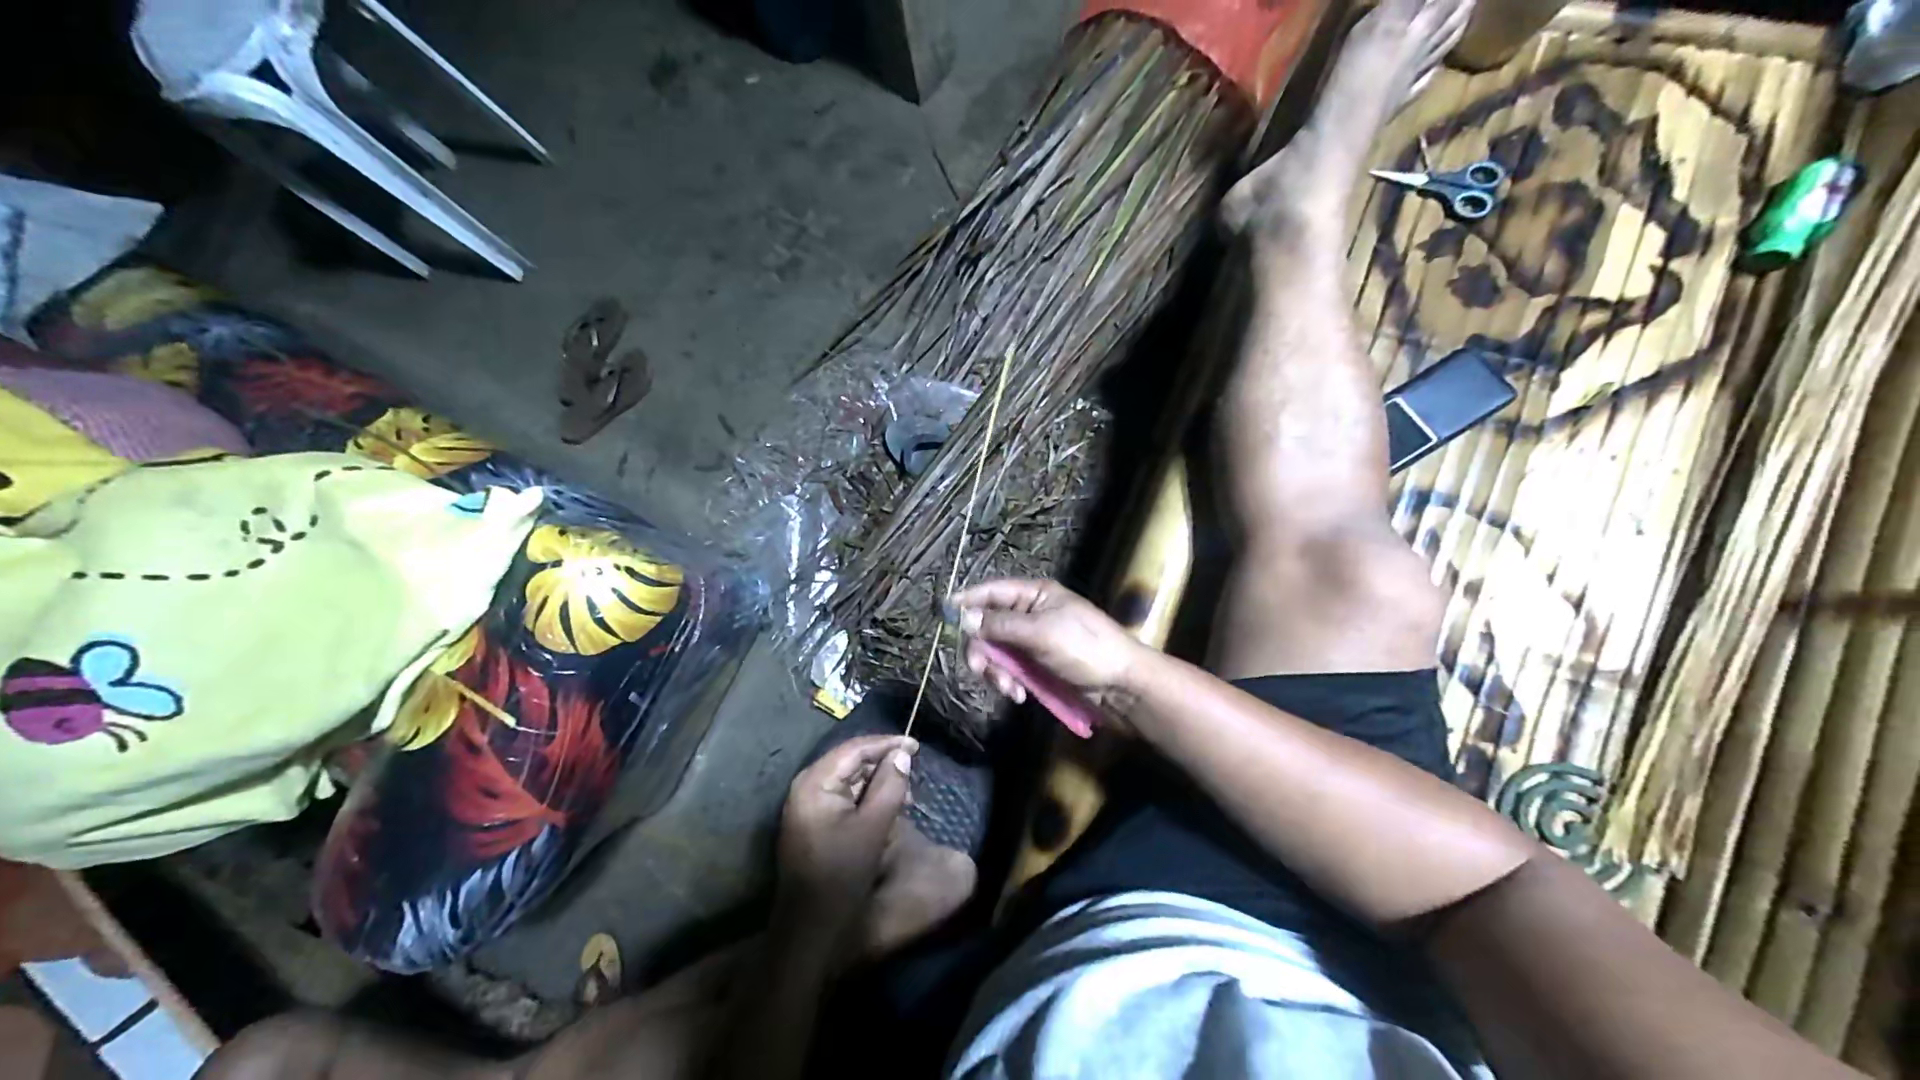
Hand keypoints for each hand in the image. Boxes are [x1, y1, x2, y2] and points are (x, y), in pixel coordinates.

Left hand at [776, 734, 916, 921]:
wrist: (810, 928)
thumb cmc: (841, 874)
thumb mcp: (873, 827)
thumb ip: (890, 786)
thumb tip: (902, 755)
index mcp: (815, 783)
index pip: (854, 749)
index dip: (887, 744)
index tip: (917, 746)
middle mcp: (806, 787)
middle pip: (849, 761)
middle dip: (882, 763)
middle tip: (913, 771)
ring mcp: (806, 805)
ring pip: (848, 779)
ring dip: (876, 781)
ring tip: (905, 792)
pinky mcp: (812, 822)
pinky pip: (843, 796)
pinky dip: (866, 796)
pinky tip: (886, 806)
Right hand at [950, 579, 1148, 709]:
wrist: (1122, 687)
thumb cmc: (1085, 648)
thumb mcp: (1040, 632)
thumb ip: (1000, 625)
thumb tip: (964, 616)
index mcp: (1035, 595)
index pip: (992, 591)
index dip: (967, 601)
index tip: (943, 614)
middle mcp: (1031, 614)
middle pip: (988, 626)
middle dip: (982, 650)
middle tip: (981, 670)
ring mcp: (1033, 642)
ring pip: (996, 653)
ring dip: (996, 672)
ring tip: (1010, 690)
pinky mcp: (1037, 667)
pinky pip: (1010, 671)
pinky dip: (1009, 683)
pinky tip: (1019, 696)